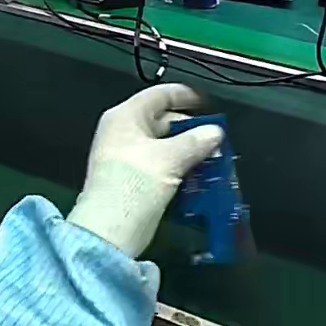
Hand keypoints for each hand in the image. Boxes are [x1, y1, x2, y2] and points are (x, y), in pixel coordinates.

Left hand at [68, 84, 225, 255]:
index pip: (159, 94)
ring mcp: (127, 156)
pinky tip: (199, 176)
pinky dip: (179, 167)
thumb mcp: (170, 158)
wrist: (108, 231)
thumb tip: (216, 132)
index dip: (185, 95)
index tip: (208, 104)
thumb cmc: (134, 184)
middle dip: (191, 129)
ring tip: (213, 159)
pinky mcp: (133, 179)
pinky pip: (161, 164)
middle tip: (216, 140)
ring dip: (188, 151)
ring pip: (164, 145)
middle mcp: (124, 131)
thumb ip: (196, 141)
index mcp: (126, 117)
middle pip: (163, 120)